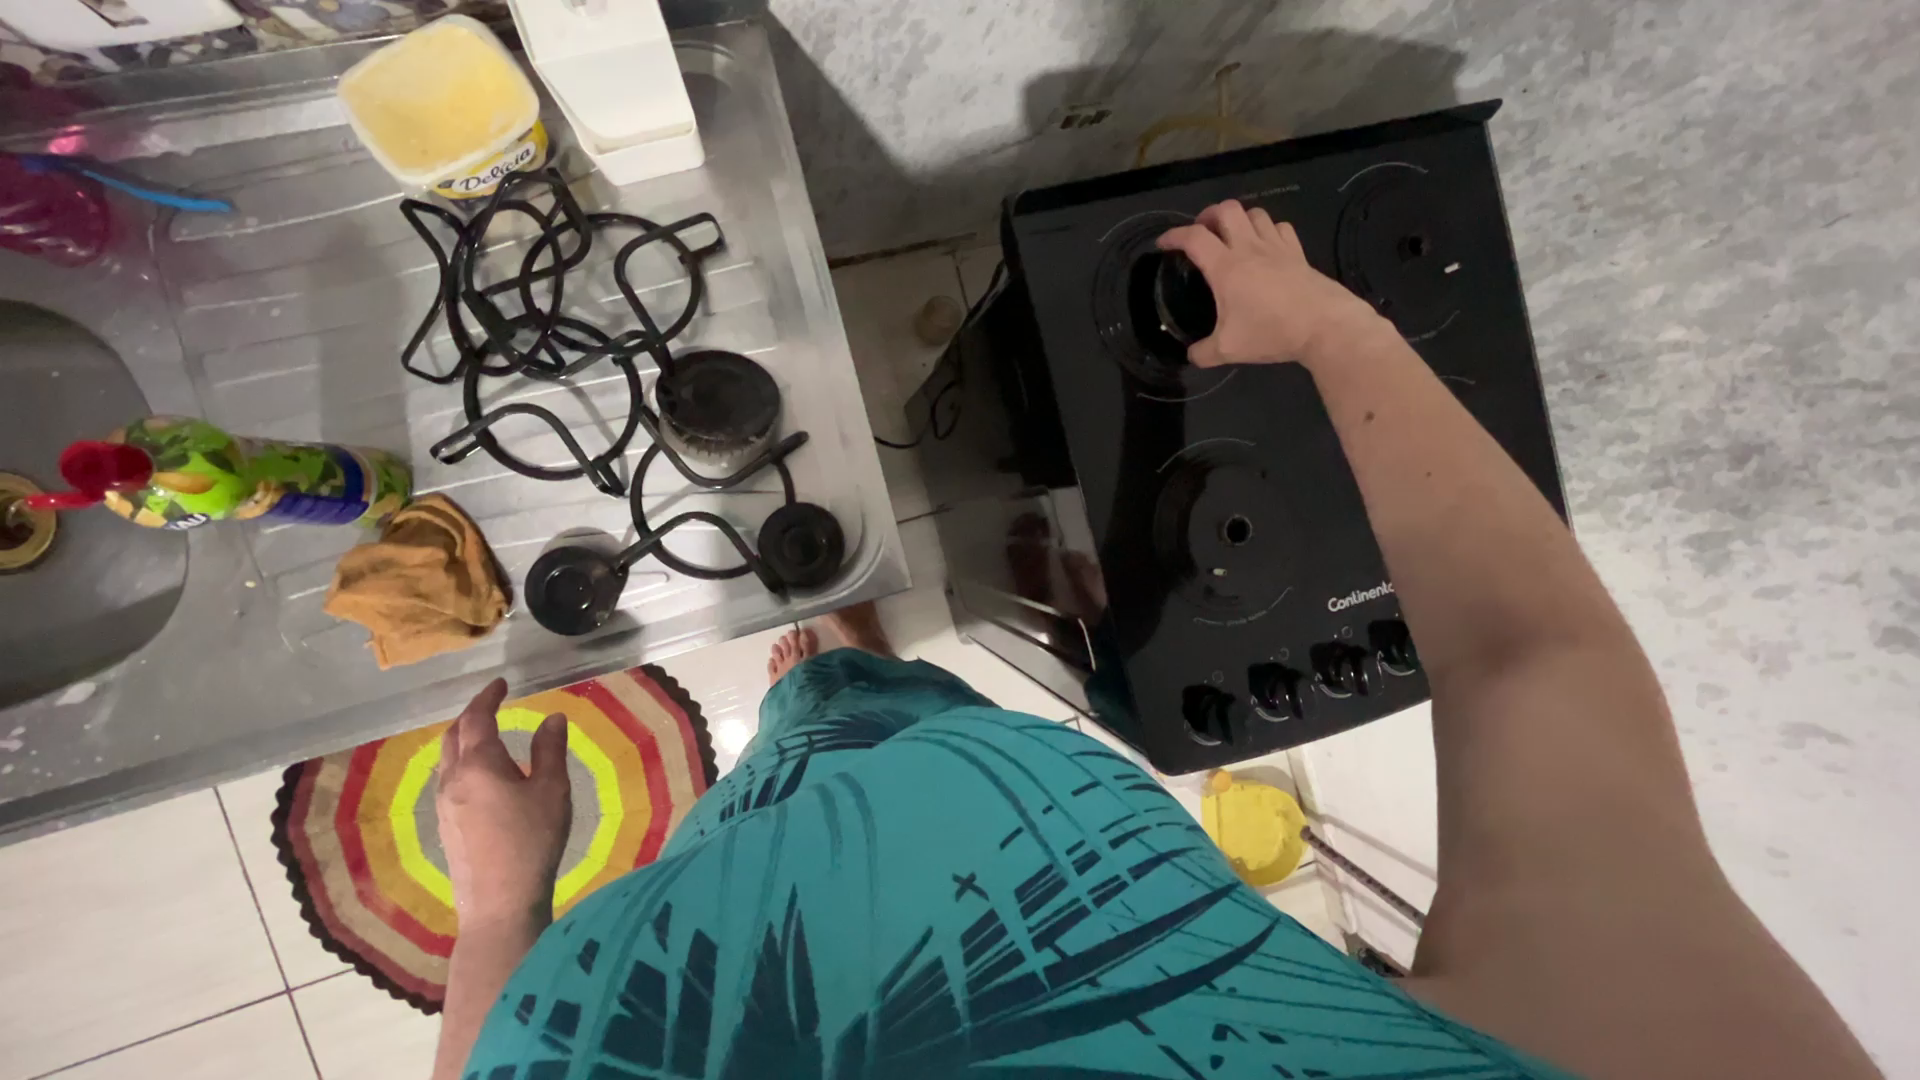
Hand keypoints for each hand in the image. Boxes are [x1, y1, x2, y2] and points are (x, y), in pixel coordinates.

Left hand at [435, 678, 571, 928]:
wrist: (499, 903)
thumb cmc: (532, 840)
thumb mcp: (552, 790)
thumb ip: (549, 750)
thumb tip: (551, 718)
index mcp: (479, 765)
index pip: (477, 719)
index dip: (487, 697)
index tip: (501, 683)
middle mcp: (453, 780)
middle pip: (453, 737)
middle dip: (470, 716)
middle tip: (491, 704)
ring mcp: (444, 806)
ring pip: (447, 760)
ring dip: (463, 740)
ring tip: (486, 735)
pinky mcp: (446, 827)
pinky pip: (448, 780)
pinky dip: (462, 763)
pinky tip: (481, 775)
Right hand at [1158, 199, 1388, 366]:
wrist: (1323, 326)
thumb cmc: (1270, 333)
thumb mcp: (1227, 350)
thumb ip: (1202, 353)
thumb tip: (1191, 355)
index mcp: (1226, 267)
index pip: (1193, 238)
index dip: (1173, 236)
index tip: (1163, 243)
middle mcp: (1249, 248)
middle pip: (1225, 210)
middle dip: (1207, 216)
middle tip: (1200, 233)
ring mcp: (1276, 247)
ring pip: (1254, 213)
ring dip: (1238, 219)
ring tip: (1231, 236)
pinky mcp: (1297, 253)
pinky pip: (1279, 227)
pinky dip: (1266, 230)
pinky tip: (1264, 246)